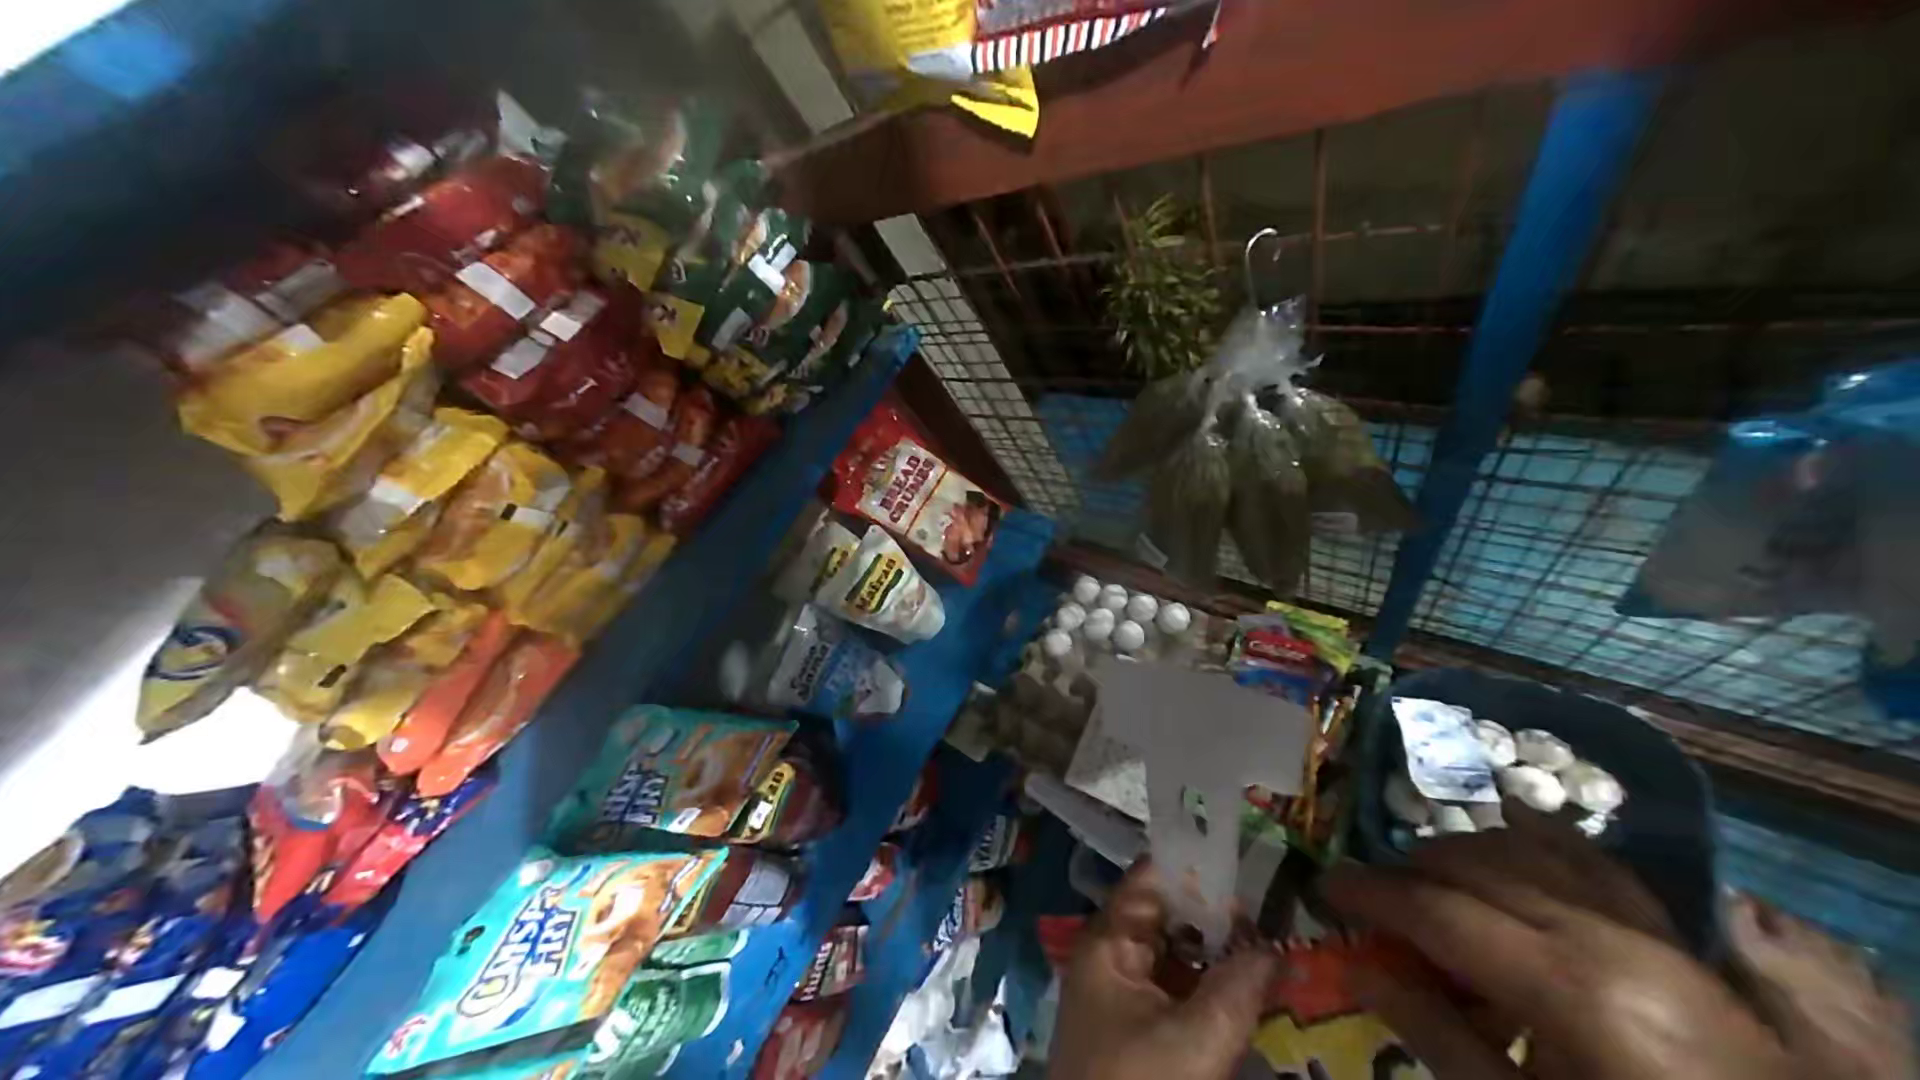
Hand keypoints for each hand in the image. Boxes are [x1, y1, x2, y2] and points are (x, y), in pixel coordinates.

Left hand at [1049, 862, 1280, 1079]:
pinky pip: (1179, 993)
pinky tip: (1253, 992)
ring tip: (1274, 946)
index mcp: (1109, 941)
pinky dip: (1212, 989)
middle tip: (1276, 912)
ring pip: (1178, 956)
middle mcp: (1113, 957)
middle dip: (1218, 915)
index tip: (1246, 865)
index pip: (1150, 881)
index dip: (1194, 869)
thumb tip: (1277, 946)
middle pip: (1168, 917)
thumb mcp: (1194, 1041)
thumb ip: (1238, 987)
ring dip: (1220, 954)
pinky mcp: (1139, 1030)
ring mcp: (1125, 994)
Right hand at [1321, 810, 1794, 1079]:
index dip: (1369, 892)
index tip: (1323, 888)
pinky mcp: (1674, 934)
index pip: (1438, 910)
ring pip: (1523, 850)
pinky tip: (1505, 827)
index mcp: (1573, 990)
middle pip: (1474, 868)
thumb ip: (1440, 1039)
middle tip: (1367, 897)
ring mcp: (1650, 929)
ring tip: (1423, 882)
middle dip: (1405, 872)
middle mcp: (1607, 937)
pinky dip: (1535, 838)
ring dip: (1457, 854)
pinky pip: (1591, 859)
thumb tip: (1360, 971)